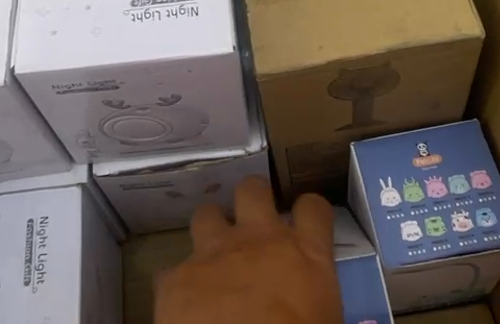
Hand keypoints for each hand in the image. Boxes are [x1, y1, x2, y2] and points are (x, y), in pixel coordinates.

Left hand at [155, 177, 340, 323]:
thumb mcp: (325, 320)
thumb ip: (316, 295)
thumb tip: (326, 306)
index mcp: (303, 255)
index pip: (313, 208)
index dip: (309, 211)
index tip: (305, 222)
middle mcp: (258, 240)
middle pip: (252, 190)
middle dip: (252, 200)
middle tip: (253, 223)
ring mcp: (213, 253)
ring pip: (206, 214)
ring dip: (211, 232)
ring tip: (214, 257)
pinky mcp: (177, 277)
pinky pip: (173, 270)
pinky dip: (182, 285)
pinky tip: (187, 304)